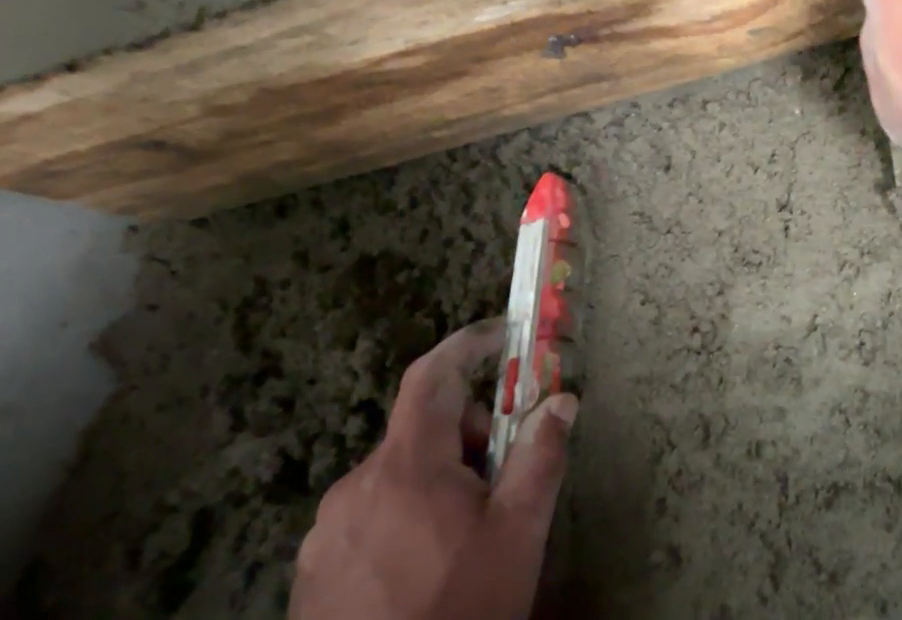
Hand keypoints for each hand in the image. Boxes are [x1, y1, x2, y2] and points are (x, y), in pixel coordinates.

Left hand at [290, 319, 576, 619]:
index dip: (467, 346)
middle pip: (421, 432)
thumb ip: (541, 455)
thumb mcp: (519, 529)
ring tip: (467, 534)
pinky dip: (405, 515)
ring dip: (438, 481)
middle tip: (502, 480)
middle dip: (470, 439)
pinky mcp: (314, 569)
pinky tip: (425, 565)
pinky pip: (370, 514)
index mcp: (406, 467)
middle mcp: (355, 487)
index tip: (503, 335)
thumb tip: (561, 400)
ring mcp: (327, 530)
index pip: (431, 380)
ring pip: (397, 476)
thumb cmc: (461, 601)